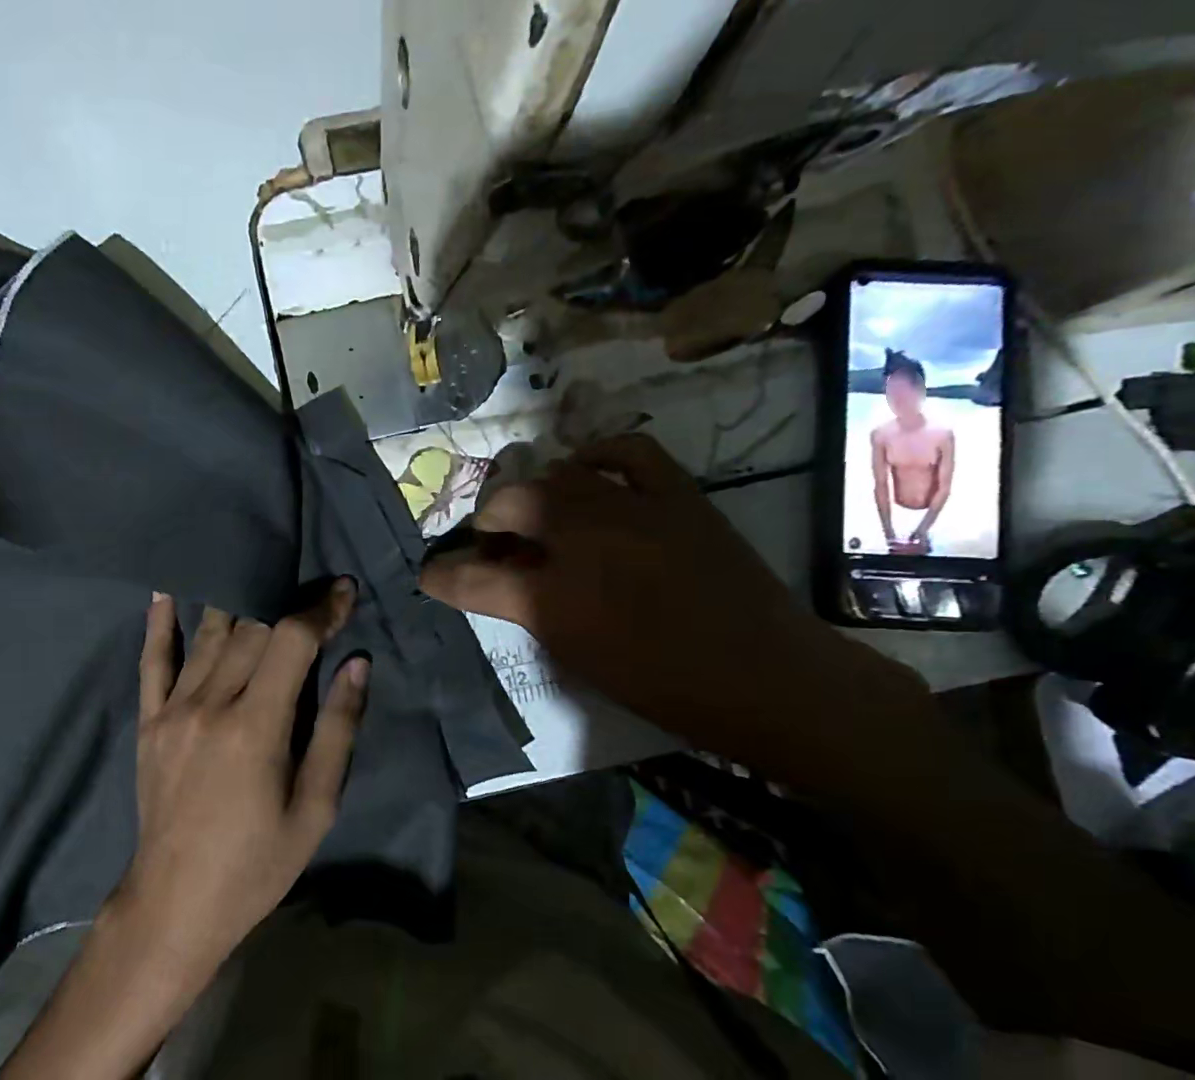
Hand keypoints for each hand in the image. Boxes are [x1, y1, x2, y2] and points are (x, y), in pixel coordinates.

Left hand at [112, 582, 366, 971]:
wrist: (174, 905)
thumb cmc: (257, 863)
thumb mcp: (316, 807)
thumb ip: (337, 729)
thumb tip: (357, 665)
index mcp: (255, 726)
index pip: (292, 641)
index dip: (322, 609)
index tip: (345, 591)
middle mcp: (210, 703)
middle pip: (252, 628)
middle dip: (290, 602)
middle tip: (317, 588)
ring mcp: (172, 709)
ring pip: (209, 635)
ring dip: (239, 601)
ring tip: (263, 575)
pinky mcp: (149, 722)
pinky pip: (153, 662)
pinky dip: (160, 624)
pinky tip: (165, 591)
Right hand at [420, 434, 923, 782]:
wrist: (763, 676)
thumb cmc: (664, 684)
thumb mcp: (578, 657)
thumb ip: (531, 613)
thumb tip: (504, 583)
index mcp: (553, 600)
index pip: (474, 578)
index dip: (444, 576)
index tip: (431, 575)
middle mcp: (583, 543)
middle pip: (510, 504)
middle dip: (486, 520)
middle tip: (489, 539)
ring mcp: (631, 510)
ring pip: (558, 476)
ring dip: (535, 490)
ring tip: (537, 509)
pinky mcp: (676, 494)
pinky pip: (629, 452)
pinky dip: (600, 456)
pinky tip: (590, 470)